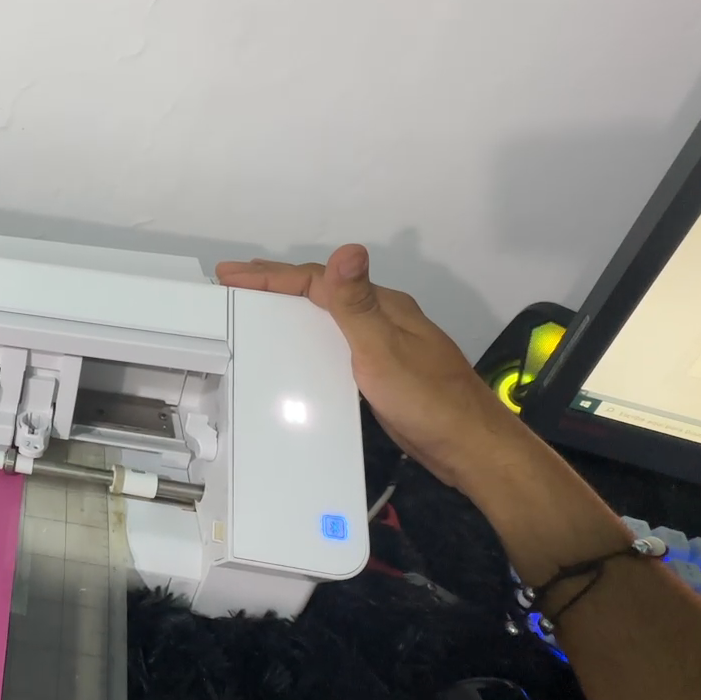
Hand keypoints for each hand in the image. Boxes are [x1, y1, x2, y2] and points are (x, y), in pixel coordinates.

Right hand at [216, 245, 528, 487]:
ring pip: (325, 312)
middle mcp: (381, 316)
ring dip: (288, 302)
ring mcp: (382, 341)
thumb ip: (357, 304)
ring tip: (254, 303)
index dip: (270, 275)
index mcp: (381, 306)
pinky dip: (304, 329)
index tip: (229, 274)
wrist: (470, 449)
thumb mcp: (382, 350)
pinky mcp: (379, 367)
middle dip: (275, 280)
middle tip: (234, 279)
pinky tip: (294, 342)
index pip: (317, 280)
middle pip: (321, 289)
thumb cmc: (426, 400)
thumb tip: (347, 250)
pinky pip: (331, 337)